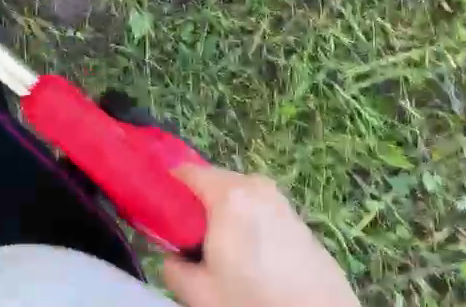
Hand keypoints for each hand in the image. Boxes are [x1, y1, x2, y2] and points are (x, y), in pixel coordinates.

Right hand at [162, 166, 358, 306]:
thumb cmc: (256, 304)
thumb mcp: (199, 294)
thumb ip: (171, 267)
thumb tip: (170, 255)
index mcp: (229, 193)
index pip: (183, 171)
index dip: (167, 192)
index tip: (163, 221)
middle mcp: (256, 186)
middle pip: (211, 185)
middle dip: (198, 210)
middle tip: (195, 247)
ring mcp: (283, 203)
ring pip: (238, 202)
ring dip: (226, 222)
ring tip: (229, 262)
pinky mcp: (302, 224)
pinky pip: (263, 217)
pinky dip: (253, 232)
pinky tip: (259, 269)